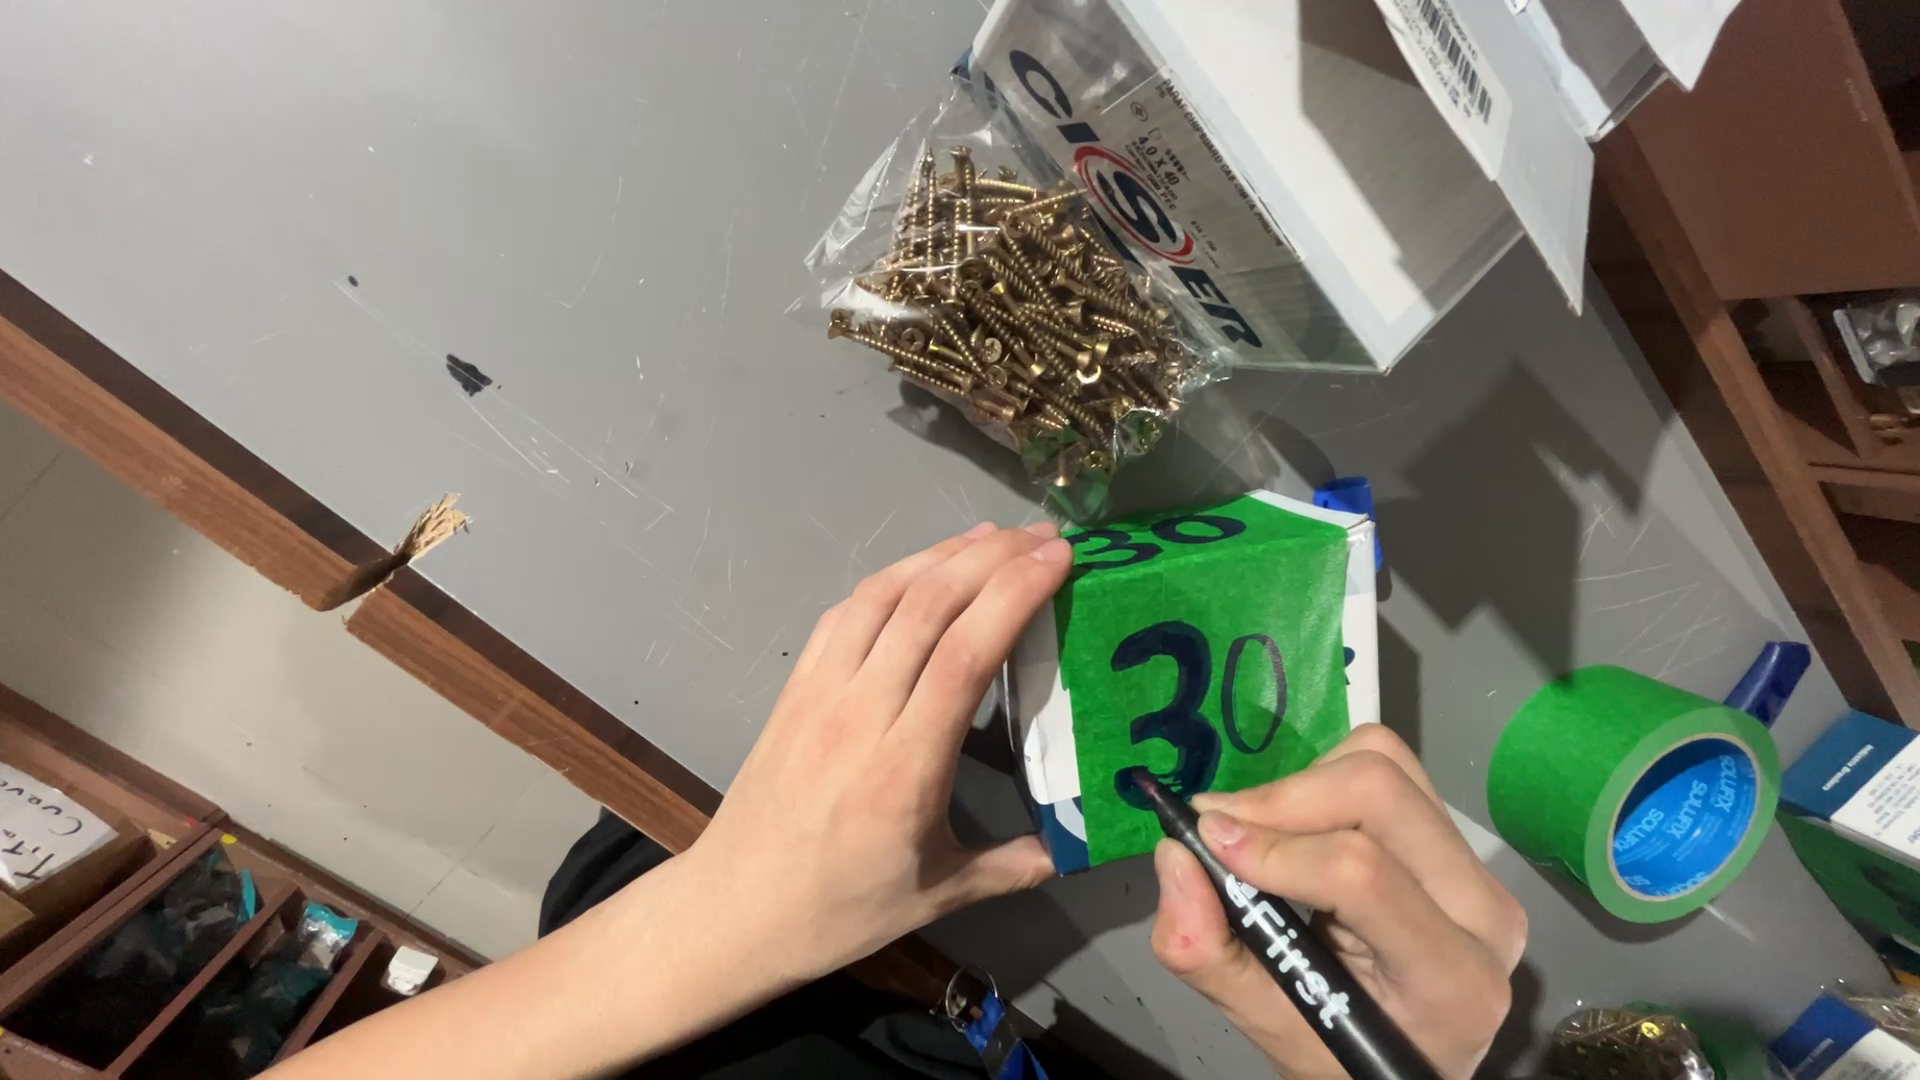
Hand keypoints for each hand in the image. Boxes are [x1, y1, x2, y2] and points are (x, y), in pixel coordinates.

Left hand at [687, 522, 1070, 984]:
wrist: (733, 908)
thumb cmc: (839, 907)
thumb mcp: (938, 896)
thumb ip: (1012, 866)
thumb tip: (1078, 847)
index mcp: (905, 766)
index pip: (965, 654)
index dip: (1015, 593)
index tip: (1059, 558)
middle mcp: (861, 711)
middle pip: (928, 607)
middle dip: (993, 557)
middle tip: (1043, 535)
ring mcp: (821, 690)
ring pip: (884, 595)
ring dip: (942, 553)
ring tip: (992, 535)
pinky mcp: (796, 684)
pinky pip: (845, 611)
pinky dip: (892, 576)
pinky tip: (921, 568)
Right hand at [1151, 725, 1525, 1079]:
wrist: (1396, 1050)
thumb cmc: (1332, 1043)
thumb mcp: (1257, 1018)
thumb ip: (1202, 948)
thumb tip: (1175, 853)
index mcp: (1451, 980)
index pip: (1361, 873)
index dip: (1272, 846)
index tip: (1206, 838)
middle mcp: (1483, 912)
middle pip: (1378, 791)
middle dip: (1280, 797)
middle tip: (1220, 823)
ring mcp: (1475, 867)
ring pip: (1383, 763)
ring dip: (1300, 784)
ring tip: (1261, 828)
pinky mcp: (1453, 836)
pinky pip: (1386, 761)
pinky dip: (1322, 775)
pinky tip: (1301, 824)